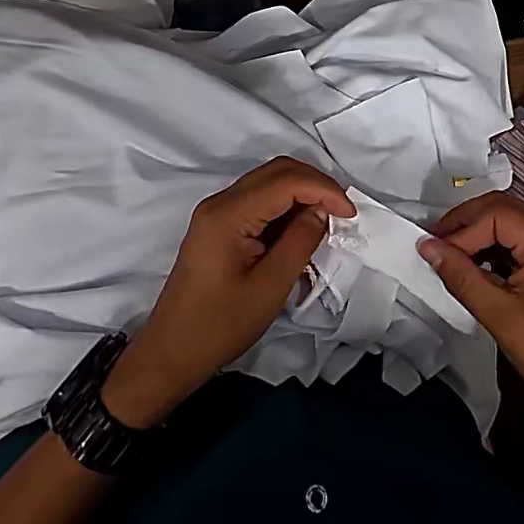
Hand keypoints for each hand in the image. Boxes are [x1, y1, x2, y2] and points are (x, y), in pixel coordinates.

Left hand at [102, 157, 354, 427]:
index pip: (285, 180)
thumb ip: (300, 241)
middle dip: (315, 184)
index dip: (323, 189)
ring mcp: (217, 211)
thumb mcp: (270, 287)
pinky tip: (302, 227)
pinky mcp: (219, 224)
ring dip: (302, 192)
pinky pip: (259, 199)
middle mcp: (220, 202)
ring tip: (328, 219)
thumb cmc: (220, 325)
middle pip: (277, 171)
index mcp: (228, 215)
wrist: (172, 351)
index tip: (350, 215)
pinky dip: (286, 205)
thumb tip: (322, 210)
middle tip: (342, 213)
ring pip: (269, 181)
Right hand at [417, 192, 523, 448]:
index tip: (432, 251)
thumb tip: (428, 246)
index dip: (460, 229)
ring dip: (479, 235)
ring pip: (511, 223)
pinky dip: (495, 248)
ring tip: (450, 257)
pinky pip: (521, 241)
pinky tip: (475, 266)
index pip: (496, 215)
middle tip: (435, 245)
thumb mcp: (499, 315)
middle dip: (466, 224)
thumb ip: (461, 275)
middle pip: (504, 209)